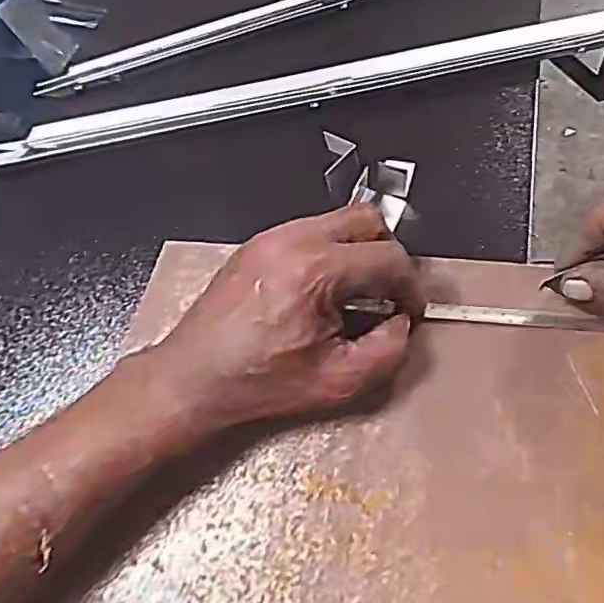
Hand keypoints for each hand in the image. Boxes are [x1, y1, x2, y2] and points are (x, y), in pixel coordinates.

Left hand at [135, 206, 423, 432]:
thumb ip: (389, 350)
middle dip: (390, 256)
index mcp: (314, 271)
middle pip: (370, 220)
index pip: (389, 258)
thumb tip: (402, 323)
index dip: (411, 287)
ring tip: (357, 293)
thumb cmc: (256, 382)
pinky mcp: (260, 243)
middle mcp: (293, 241)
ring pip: (342, 220)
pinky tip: (326, 291)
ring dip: (362, 252)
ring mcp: (272, 237)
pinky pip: (314, 231)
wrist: (192, 380)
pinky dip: (334, 253)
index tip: (409, 311)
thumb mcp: (338, 382)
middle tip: (389, 293)